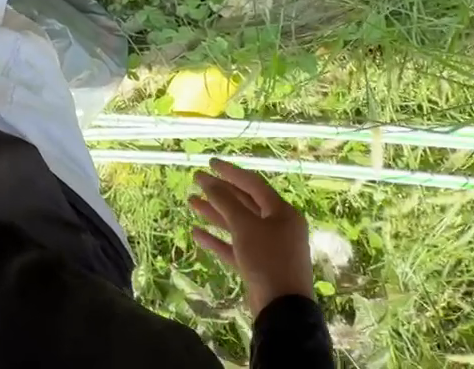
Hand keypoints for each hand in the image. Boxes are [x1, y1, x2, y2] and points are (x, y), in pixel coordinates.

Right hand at [188, 159, 315, 317]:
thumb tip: (208, 182)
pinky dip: (217, 239)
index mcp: (283, 213)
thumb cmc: (267, 258)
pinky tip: (196, 233)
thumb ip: (225, 200)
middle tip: (196, 180)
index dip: (230, 172)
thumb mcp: (244, 225)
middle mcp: (278, 227)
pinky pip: (235, 246)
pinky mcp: (259, 266)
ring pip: (238, 224)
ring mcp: (269, 248)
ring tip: (190, 202)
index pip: (253, 184)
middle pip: (244, 203)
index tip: (209, 163)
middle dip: (219, 192)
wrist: (282, 310)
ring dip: (215, 213)